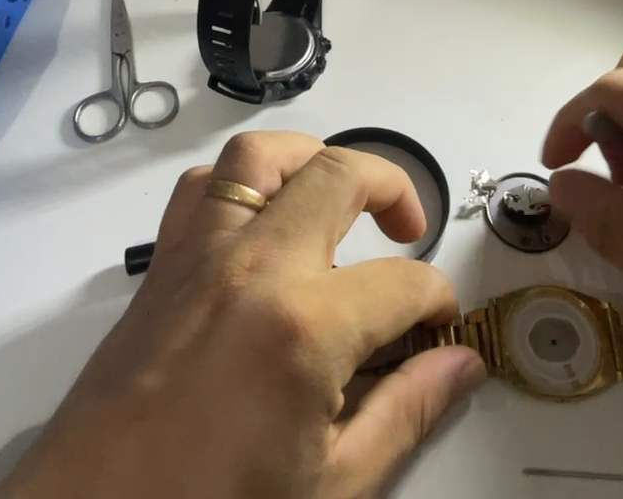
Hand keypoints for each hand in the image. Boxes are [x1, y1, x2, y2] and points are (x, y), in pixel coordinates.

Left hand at [0, 132, 485, 498]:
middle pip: (340, 176)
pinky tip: (264, 218)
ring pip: (262, 155)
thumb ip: (405, 413)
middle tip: (409, 230)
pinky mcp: (164, 264)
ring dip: (312, 158)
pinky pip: (202, 186)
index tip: (440, 320)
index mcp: (303, 328)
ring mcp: (201, 255)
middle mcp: (254, 267)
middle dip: (394, 188)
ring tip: (337, 192)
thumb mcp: (330, 483)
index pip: (403, 283)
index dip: (438, 298)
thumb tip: (458, 364)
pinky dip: (242, 181)